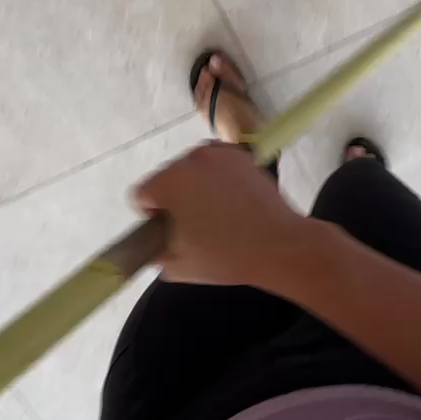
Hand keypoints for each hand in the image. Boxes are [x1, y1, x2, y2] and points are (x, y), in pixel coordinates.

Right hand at [131, 143, 315, 286]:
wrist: (279, 245)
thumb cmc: (226, 257)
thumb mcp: (178, 266)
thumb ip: (155, 253)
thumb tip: (155, 246)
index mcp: (169, 182)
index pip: (141, 195)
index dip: (151, 217)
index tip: (170, 231)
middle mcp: (192, 158)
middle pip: (167, 177)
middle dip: (174, 197)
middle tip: (194, 224)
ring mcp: (220, 153)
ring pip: (193, 168)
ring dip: (195, 184)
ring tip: (215, 211)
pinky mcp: (243, 156)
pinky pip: (218, 164)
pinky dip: (218, 176)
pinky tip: (230, 198)